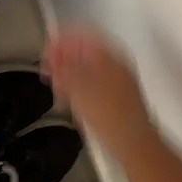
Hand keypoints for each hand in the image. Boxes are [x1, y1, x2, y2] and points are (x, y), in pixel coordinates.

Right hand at [42, 23, 157, 160]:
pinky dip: (80, 87)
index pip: (83, 36)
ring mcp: (119, 81)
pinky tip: (69, 99)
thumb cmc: (109, 115)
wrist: (135, 144)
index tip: (47, 50)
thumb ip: (64, 69)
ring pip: (89, 69)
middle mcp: (116, 64)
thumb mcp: (79, 89)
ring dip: (70, 74)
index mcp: (110, 55)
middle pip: (85, 52)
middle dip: (64, 59)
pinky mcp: (118, 98)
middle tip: (48, 69)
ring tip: (55, 86)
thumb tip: (53, 56)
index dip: (62, 40)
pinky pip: (94, 84)